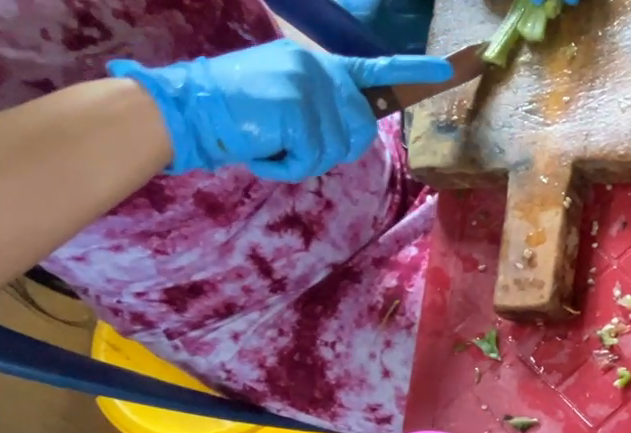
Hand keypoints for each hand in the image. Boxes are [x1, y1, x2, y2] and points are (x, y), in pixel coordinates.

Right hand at [108, 40, 451, 181]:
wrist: (184, 107)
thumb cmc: (237, 108)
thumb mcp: (288, 96)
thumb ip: (326, 105)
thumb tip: (362, 119)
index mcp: (318, 66)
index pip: (375, 71)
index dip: (411, 73)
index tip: (446, 71)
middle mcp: (318, 71)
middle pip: (360, 132)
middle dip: (330, 148)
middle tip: (288, 138)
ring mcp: (308, 90)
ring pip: (336, 151)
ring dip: (304, 159)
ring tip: (270, 139)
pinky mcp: (297, 112)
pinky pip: (311, 161)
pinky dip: (287, 167)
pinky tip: (263, 151)